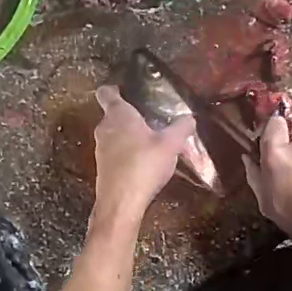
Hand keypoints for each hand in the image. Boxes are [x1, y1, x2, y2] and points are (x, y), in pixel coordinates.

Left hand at [91, 85, 193, 222]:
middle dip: (130, 115)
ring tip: (151, 141)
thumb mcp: (171, 145)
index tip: (127, 89)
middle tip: (151, 118)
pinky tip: (144, 162)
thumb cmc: (144, 165)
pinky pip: (115, 152)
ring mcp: (101, 149)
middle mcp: (105, 128)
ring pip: (114, 134)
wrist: (121, 202)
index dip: (115, 88)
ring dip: (129, 135)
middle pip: (114, 114)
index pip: (107, 92)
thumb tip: (190, 118)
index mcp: (119, 115)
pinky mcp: (103, 167)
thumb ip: (181, 128)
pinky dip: (127, 152)